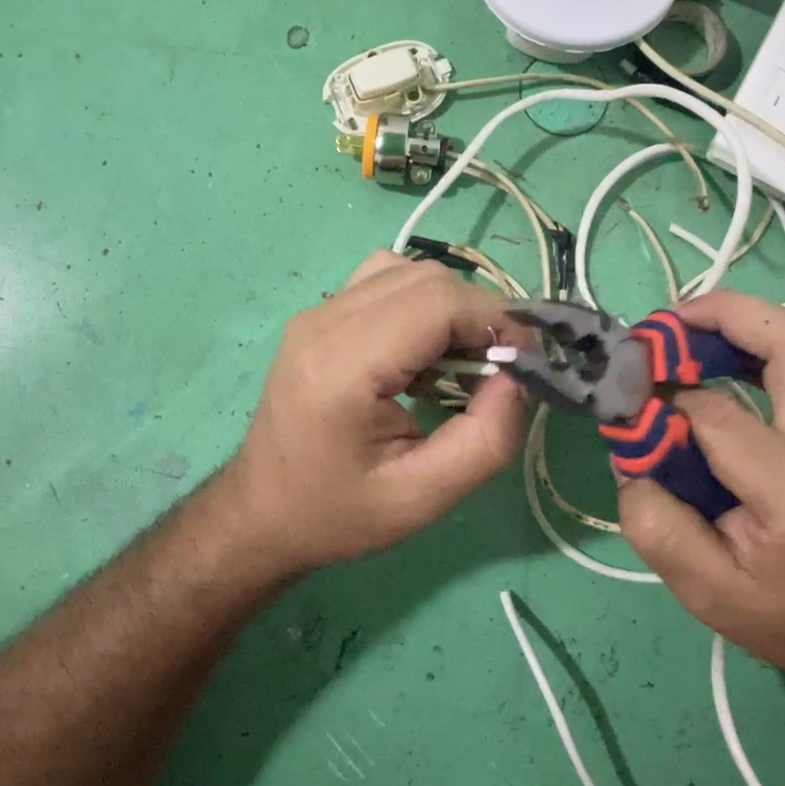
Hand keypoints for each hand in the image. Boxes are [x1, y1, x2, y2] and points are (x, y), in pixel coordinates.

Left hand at [221, 251, 530, 571]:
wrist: (261, 513)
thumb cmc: (337, 514)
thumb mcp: (422, 499)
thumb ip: (485, 440)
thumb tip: (519, 377)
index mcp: (342, 366)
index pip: (438, 301)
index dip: (495, 321)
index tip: (523, 364)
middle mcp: (323, 322)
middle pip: (427, 278)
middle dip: (478, 316)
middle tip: (494, 373)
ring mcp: (316, 312)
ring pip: (408, 271)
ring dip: (451, 309)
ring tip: (458, 364)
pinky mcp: (319, 315)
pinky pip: (385, 280)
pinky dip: (421, 305)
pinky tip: (422, 353)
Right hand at [617, 291, 784, 697]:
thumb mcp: (705, 592)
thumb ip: (655, 521)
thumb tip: (634, 448)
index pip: (722, 417)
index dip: (668, 398)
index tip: (634, 397)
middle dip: (726, 314)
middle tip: (667, 323)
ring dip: (753, 321)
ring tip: (695, 332)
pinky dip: (776, 340)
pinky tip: (735, 355)